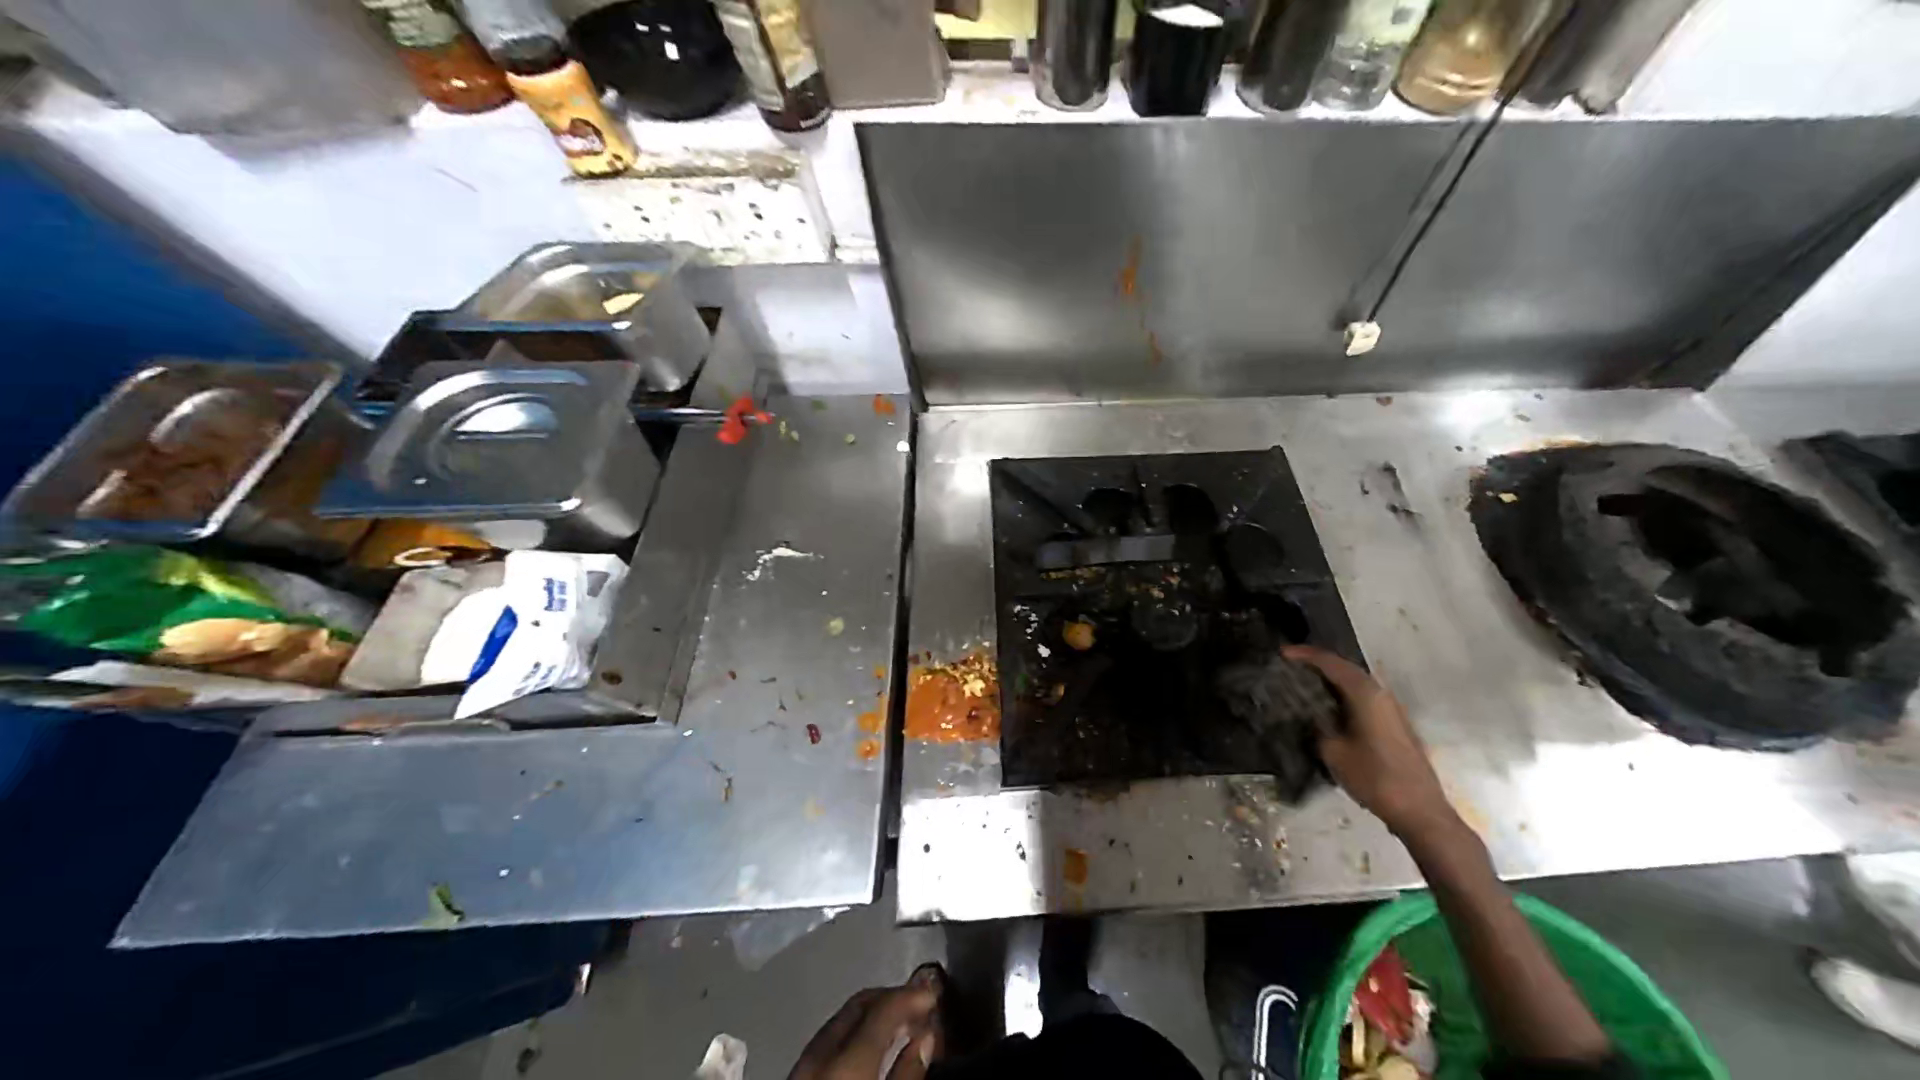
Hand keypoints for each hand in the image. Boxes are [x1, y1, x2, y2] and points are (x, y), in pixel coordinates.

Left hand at [788, 965, 942, 1079]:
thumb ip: (907, 1071)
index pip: (884, 1006)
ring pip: (844, 1016)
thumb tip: (927, 1037)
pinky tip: (871, 1040)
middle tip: (922, 1001)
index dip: (914, 993)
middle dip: (893, 996)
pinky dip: (856, 1029)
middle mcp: (822, 1046)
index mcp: (848, 1054)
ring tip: (902, 1020)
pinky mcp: (797, 1068)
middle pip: (861, 1002)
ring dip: (875, 1011)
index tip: (935, 989)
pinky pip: (831, 1036)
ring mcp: (804, 1057)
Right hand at [1283, 646, 1455, 838]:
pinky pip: (1362, 698)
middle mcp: (1380, 694)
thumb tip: (1305, 712)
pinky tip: (1325, 707)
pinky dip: (1341, 695)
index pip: (1331, 663)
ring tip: (1302, 684)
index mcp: (1365, 693)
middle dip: (1317, 665)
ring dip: (1330, 680)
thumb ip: (1316, 725)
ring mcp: (1391, 709)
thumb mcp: (1332, 751)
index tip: (1280, 653)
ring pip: (1355, 684)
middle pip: (1345, 669)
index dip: (1304, 655)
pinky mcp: (1393, 724)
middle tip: (1289, 667)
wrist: (1419, 810)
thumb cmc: (1374, 777)